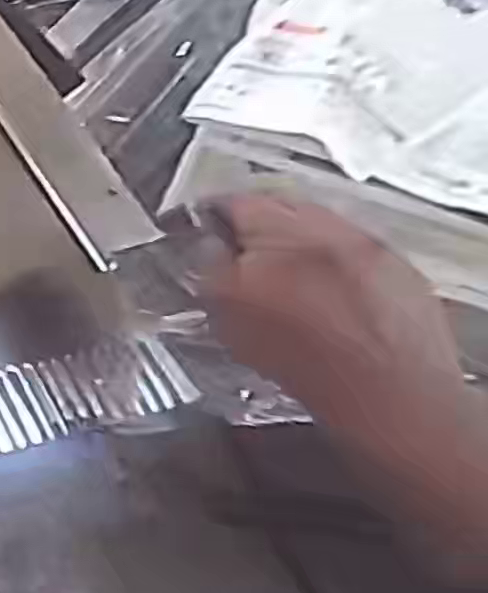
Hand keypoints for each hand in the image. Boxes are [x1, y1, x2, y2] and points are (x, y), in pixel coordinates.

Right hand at [201, 193, 466, 416]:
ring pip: (319, 227)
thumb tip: (208, 241)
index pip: (236, 202)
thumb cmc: (292, 350)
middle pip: (283, 207)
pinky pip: (351, 250)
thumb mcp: (222, 305)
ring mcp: (377, 251)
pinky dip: (323, 260)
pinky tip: (311, 288)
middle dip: (252, 222)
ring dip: (290, 241)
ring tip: (269, 268)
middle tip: (226, 245)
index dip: (205, 212)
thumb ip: (209, 263)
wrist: (384, 390)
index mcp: (285, 235)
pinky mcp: (403, 273)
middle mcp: (336, 232)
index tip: (189, 225)